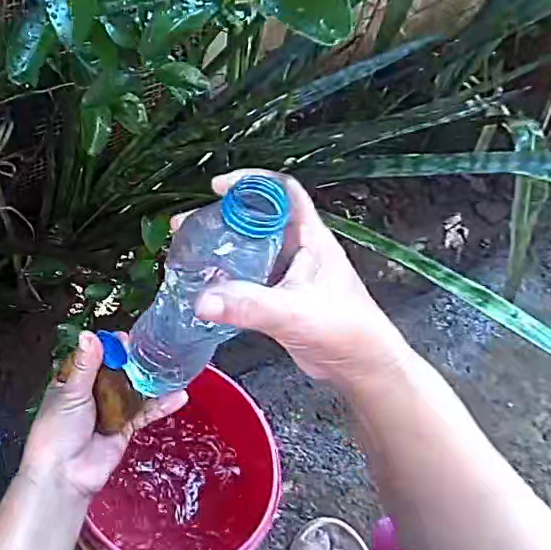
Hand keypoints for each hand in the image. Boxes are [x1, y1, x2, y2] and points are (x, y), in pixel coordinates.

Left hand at [17, 331, 186, 499]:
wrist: (64, 475)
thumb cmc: (57, 432)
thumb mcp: (71, 393)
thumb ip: (86, 365)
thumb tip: (89, 335)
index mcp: (72, 383)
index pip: (93, 358)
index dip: (109, 348)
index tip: (125, 339)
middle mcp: (92, 395)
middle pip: (116, 372)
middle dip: (133, 361)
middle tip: (152, 348)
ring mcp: (110, 412)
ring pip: (133, 391)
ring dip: (150, 380)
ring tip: (170, 365)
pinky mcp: (125, 429)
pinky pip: (144, 413)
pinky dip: (160, 405)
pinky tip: (178, 395)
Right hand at [189, 170, 408, 387]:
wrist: (362, 368)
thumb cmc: (348, 332)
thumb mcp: (295, 312)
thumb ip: (250, 306)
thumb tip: (204, 300)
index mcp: (310, 237)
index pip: (281, 191)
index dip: (250, 182)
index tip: (218, 187)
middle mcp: (298, 249)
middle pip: (256, 217)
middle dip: (221, 215)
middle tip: (189, 222)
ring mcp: (288, 273)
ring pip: (248, 247)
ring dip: (220, 245)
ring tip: (188, 248)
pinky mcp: (279, 296)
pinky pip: (246, 275)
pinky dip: (224, 274)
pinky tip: (205, 283)